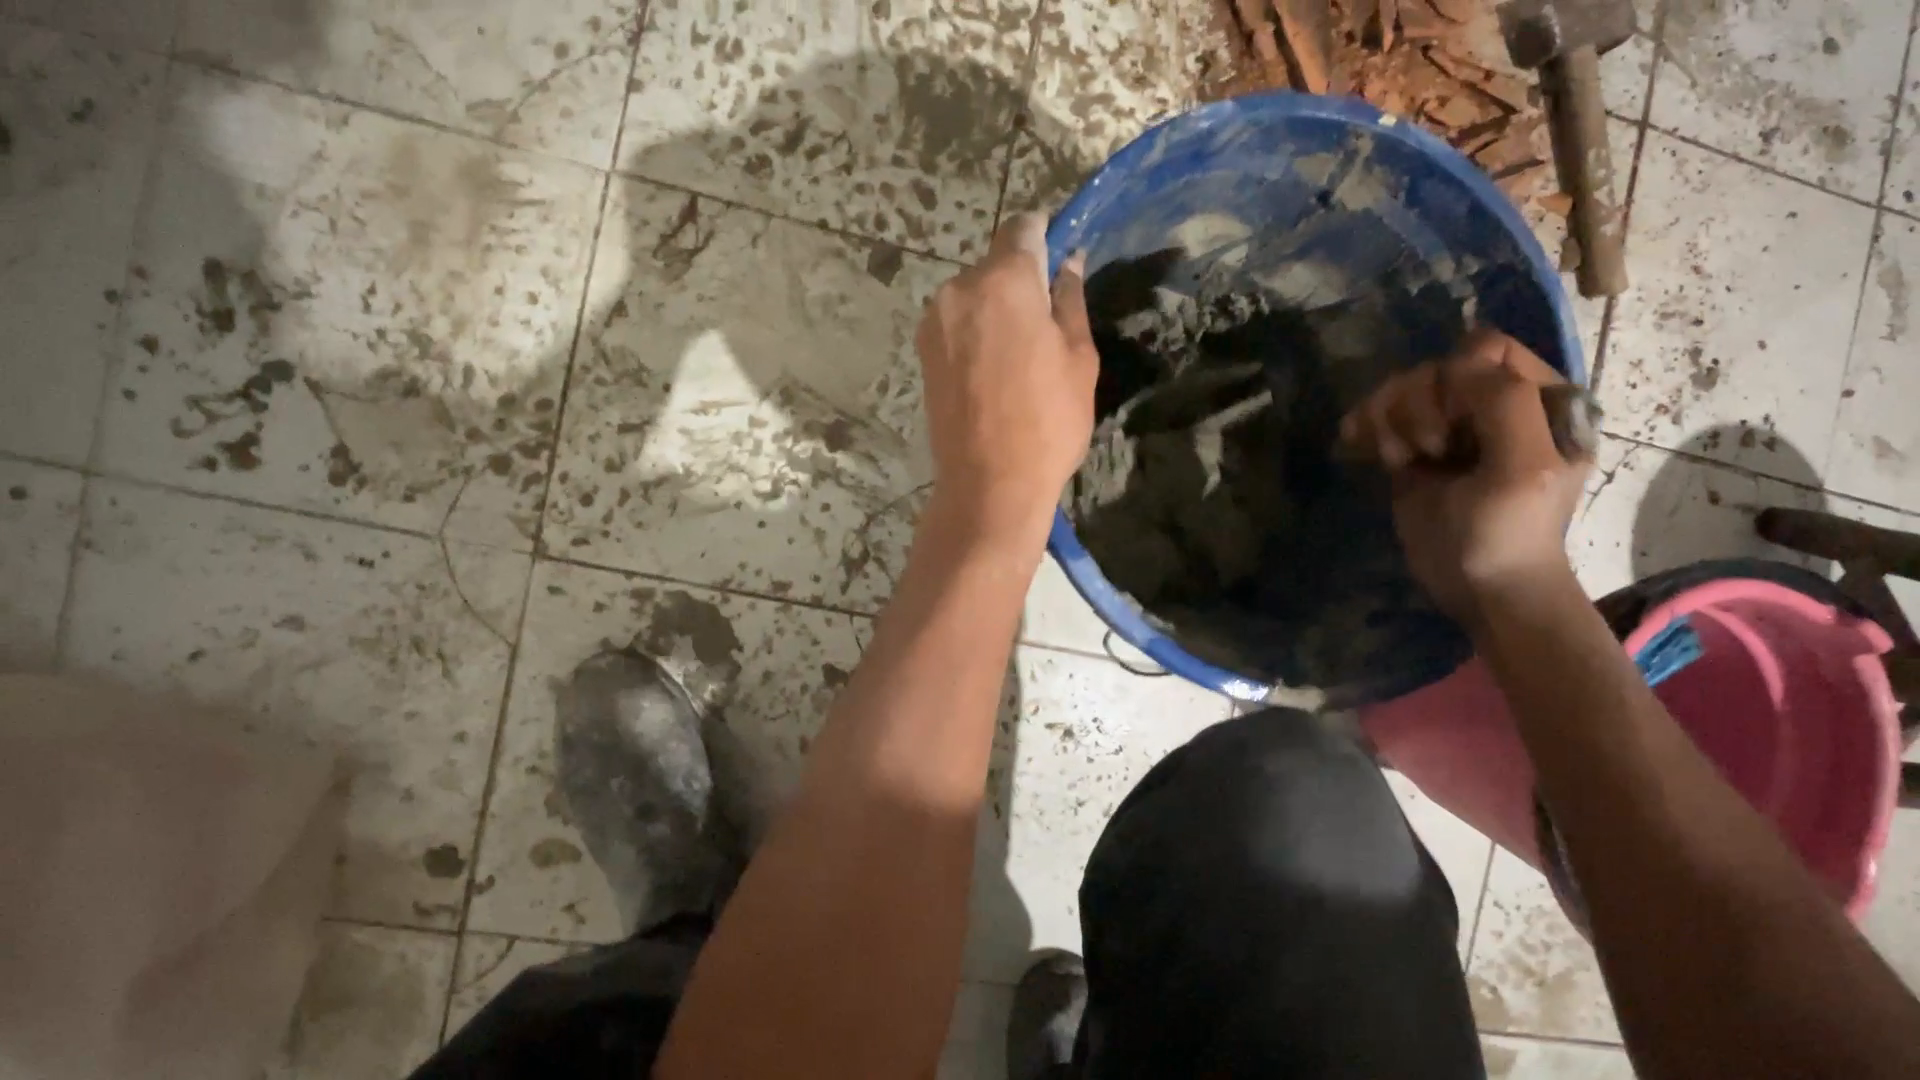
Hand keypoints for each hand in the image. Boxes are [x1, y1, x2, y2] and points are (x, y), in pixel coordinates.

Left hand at [914, 213, 1097, 547]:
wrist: (989, 485)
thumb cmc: (1048, 422)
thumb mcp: (1078, 358)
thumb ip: (1069, 301)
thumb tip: (1069, 263)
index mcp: (1003, 281)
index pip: (1023, 229)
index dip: (1045, 237)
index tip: (1059, 260)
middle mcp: (958, 289)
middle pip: (995, 266)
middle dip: (1020, 283)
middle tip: (1046, 327)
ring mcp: (933, 323)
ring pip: (972, 296)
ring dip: (995, 310)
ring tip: (1018, 360)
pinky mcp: (922, 353)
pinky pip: (955, 325)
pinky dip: (975, 334)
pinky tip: (993, 374)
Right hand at [1339, 328, 1589, 628]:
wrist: (1481, 590)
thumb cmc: (1510, 533)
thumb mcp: (1526, 467)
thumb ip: (1503, 402)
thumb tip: (1450, 367)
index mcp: (1539, 398)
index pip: (1485, 350)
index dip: (1456, 379)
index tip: (1451, 429)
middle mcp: (1492, 405)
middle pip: (1436, 367)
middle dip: (1417, 404)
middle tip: (1426, 452)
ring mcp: (1451, 427)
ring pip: (1403, 389)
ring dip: (1387, 417)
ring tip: (1394, 457)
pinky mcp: (1414, 449)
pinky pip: (1382, 415)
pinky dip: (1365, 424)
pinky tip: (1356, 445)